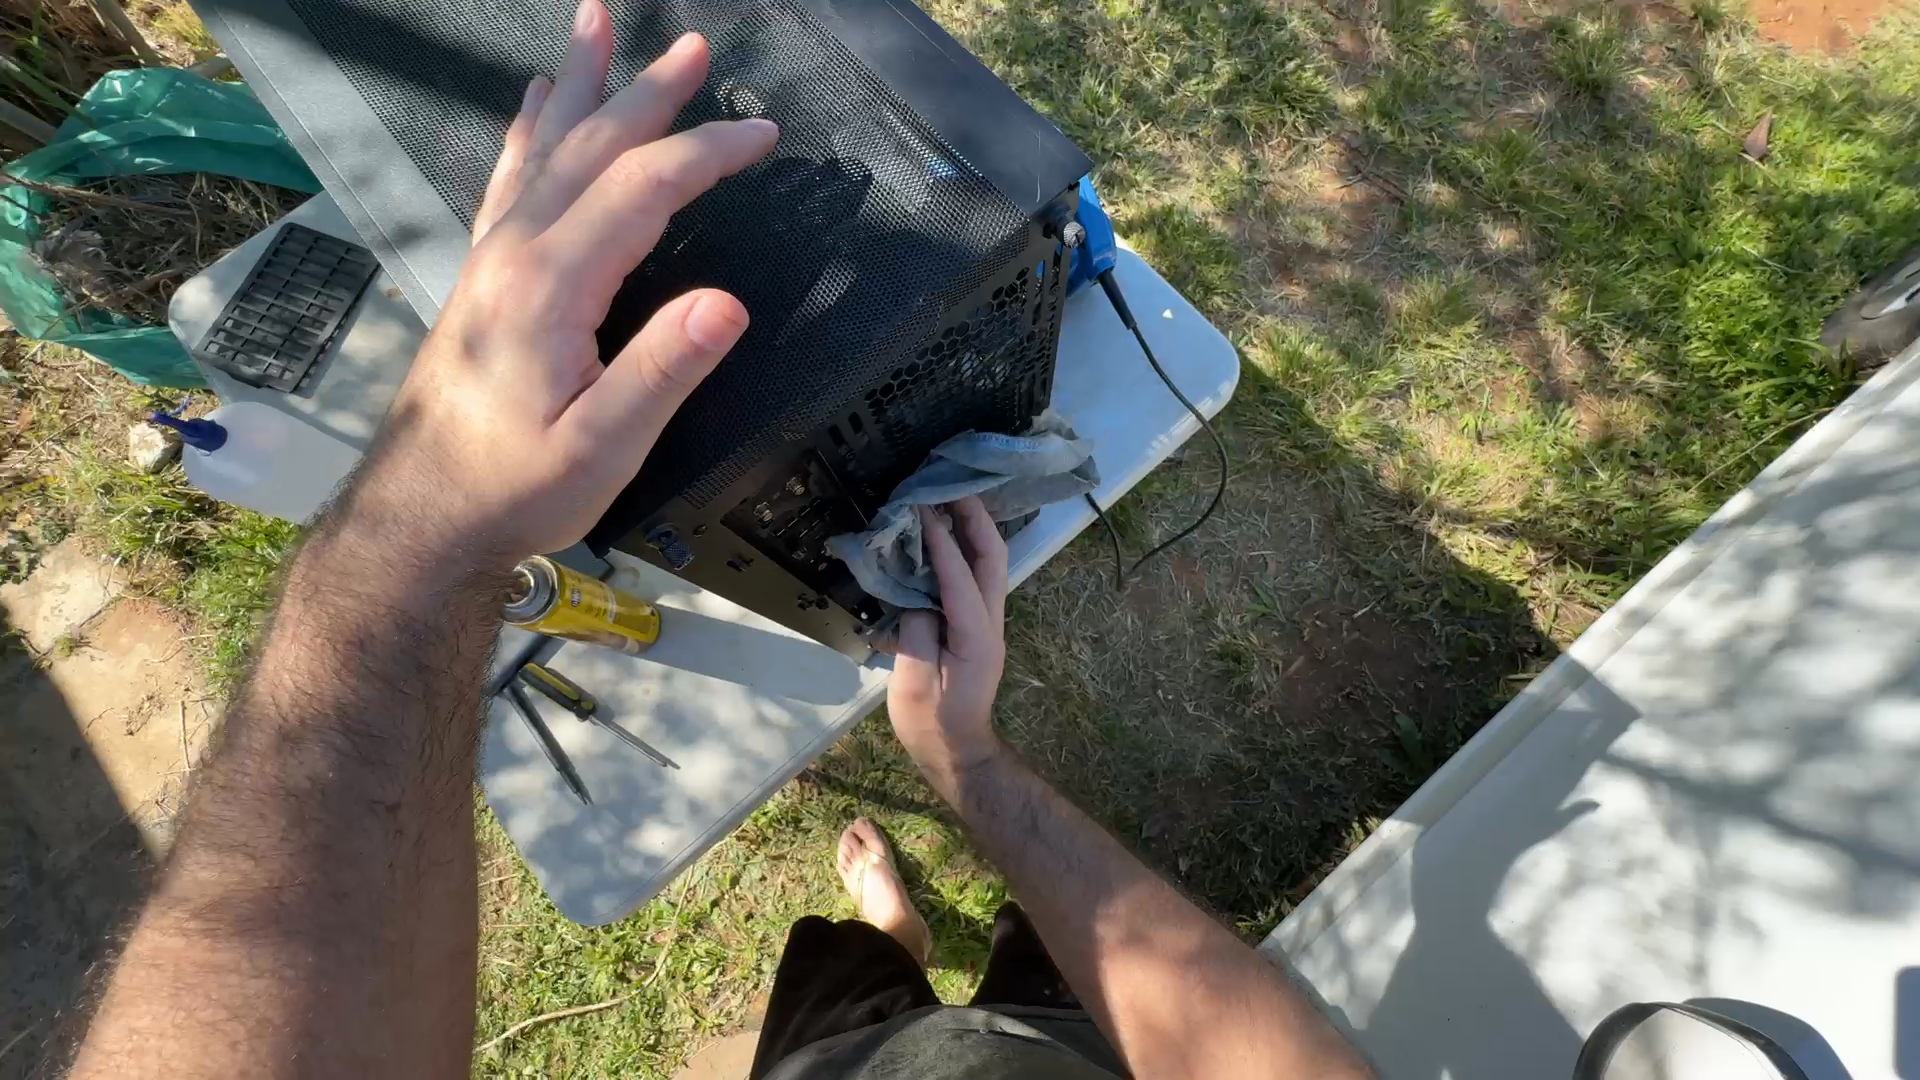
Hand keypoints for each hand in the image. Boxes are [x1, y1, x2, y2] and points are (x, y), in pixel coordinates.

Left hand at [352, 0, 777, 561]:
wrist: (427, 513)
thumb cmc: (522, 487)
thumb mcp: (608, 443)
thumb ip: (665, 368)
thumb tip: (730, 302)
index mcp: (553, 285)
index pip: (642, 191)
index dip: (707, 154)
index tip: (764, 135)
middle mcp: (517, 252)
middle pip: (591, 148)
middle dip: (649, 93)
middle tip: (697, 47)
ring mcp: (492, 258)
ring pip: (544, 149)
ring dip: (582, 86)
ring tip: (599, 26)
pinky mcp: (485, 277)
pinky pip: (512, 180)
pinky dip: (532, 130)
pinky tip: (536, 107)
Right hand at [887, 497, 1008, 783]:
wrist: (956, 751)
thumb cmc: (930, 722)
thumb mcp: (914, 682)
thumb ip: (916, 631)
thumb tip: (918, 596)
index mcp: (976, 638)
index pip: (961, 579)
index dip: (942, 542)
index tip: (923, 508)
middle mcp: (991, 624)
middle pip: (993, 559)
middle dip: (977, 520)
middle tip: (953, 487)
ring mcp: (989, 624)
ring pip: (990, 566)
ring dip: (974, 531)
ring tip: (950, 500)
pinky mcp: (978, 627)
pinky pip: (976, 579)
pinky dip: (963, 552)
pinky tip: (945, 536)